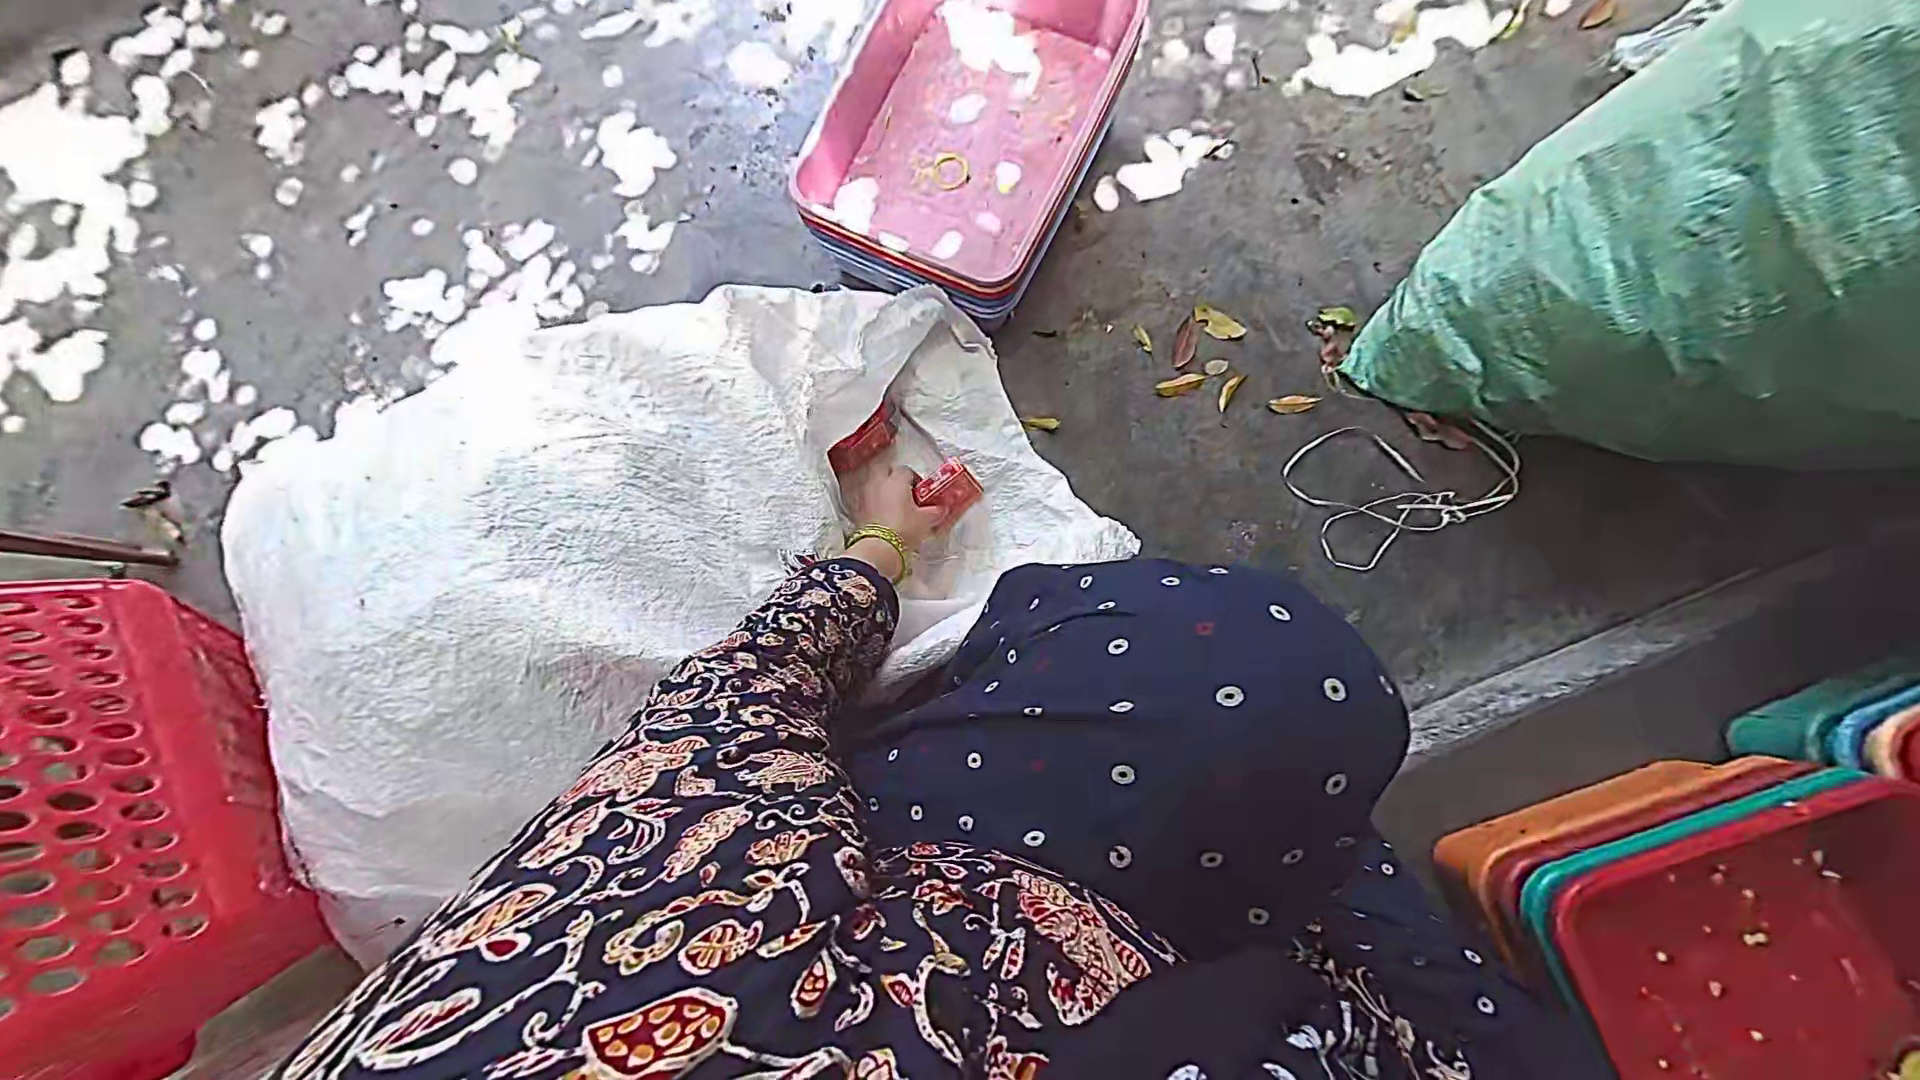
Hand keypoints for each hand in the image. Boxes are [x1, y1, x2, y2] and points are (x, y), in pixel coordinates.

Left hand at [841, 462, 948, 562]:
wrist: (880, 548)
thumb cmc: (903, 529)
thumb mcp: (926, 520)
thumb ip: (936, 511)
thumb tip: (941, 509)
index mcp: (897, 480)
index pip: (907, 471)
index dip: (915, 480)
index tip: (921, 491)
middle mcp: (879, 483)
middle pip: (885, 470)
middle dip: (894, 477)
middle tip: (905, 490)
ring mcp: (866, 495)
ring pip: (874, 483)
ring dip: (883, 489)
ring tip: (894, 503)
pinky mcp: (859, 510)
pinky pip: (868, 499)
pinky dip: (875, 502)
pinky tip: (884, 514)